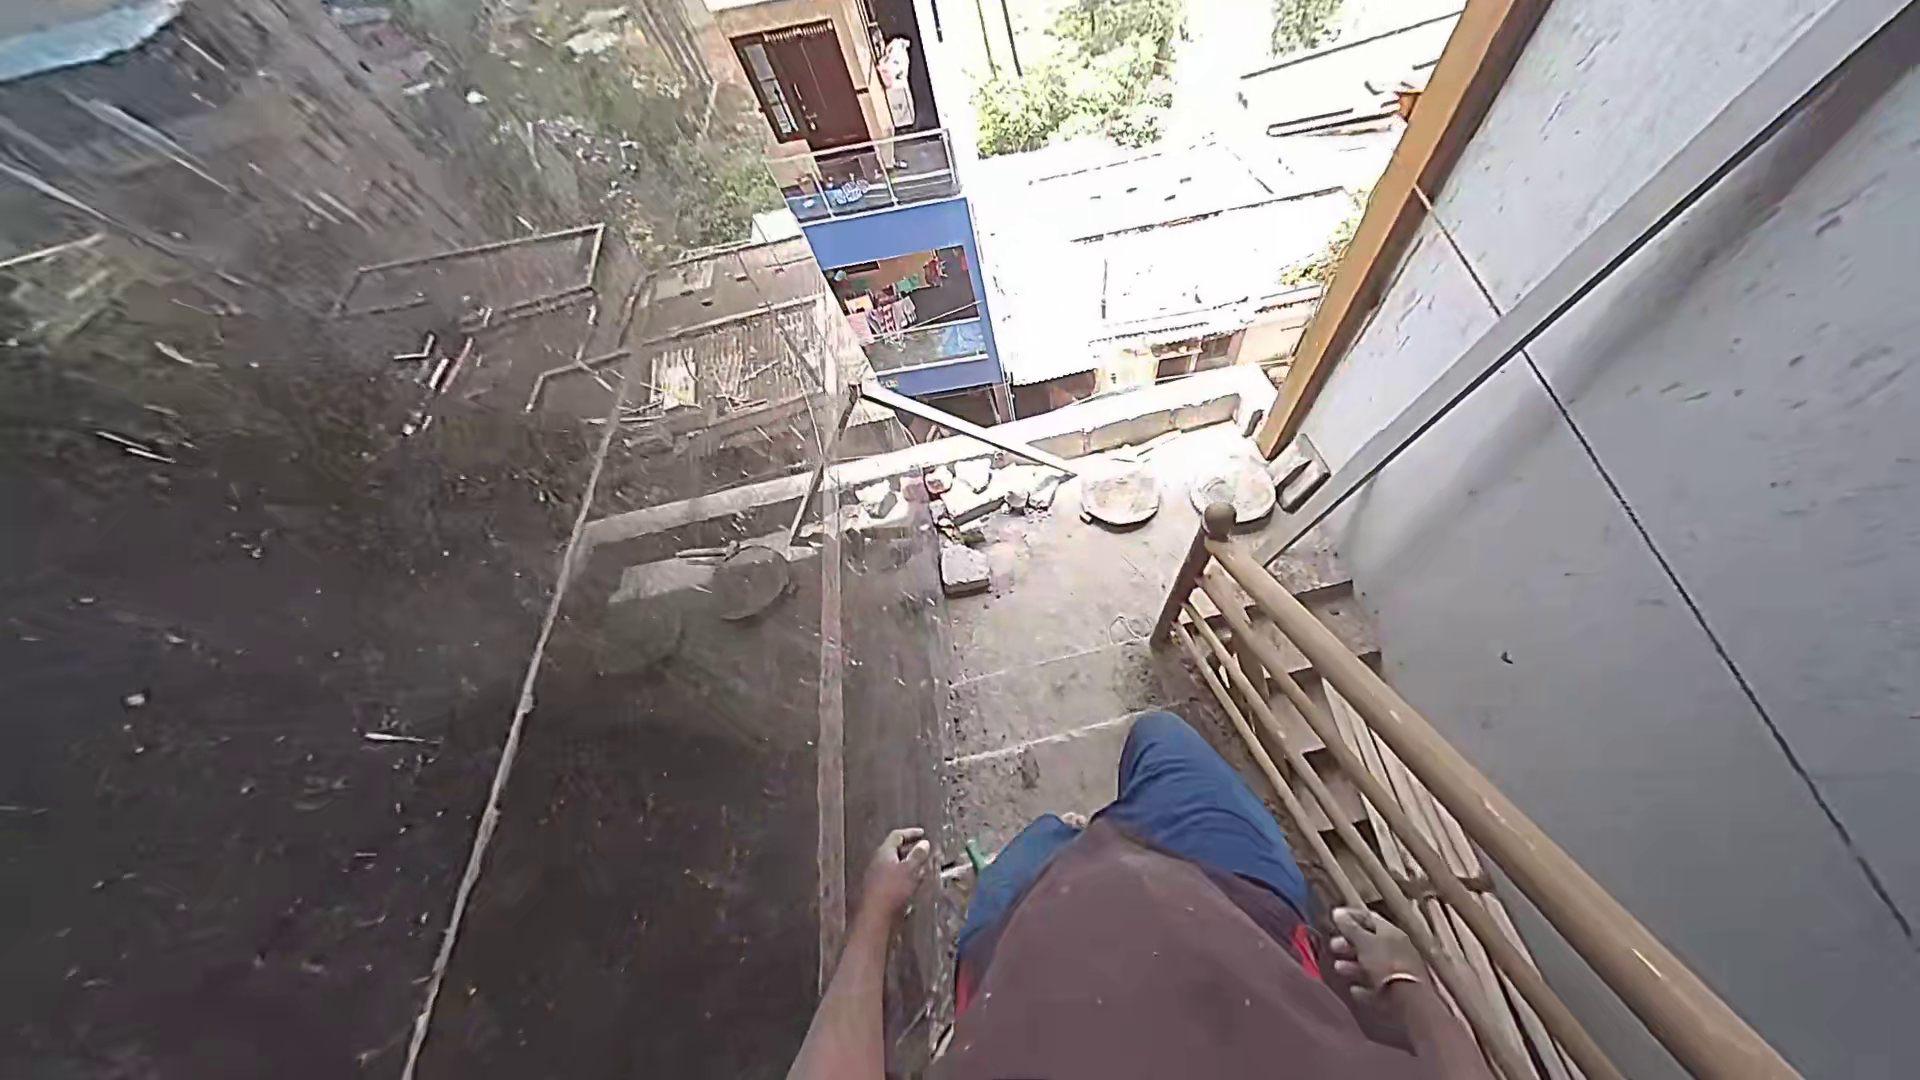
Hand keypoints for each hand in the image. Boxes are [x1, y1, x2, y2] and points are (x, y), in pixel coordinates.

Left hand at [858, 827, 931, 924]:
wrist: (874, 918)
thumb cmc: (893, 890)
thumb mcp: (909, 870)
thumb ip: (918, 855)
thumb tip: (924, 843)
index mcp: (884, 852)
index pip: (897, 836)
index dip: (911, 833)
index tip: (923, 833)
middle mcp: (878, 861)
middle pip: (896, 850)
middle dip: (911, 849)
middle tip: (924, 850)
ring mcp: (877, 877)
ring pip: (895, 865)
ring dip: (909, 864)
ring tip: (923, 866)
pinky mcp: (879, 891)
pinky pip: (894, 877)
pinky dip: (905, 876)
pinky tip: (914, 883)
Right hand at [1330, 907, 1425, 1001]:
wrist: (1409, 1005)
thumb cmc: (1383, 963)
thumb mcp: (1362, 939)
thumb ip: (1348, 925)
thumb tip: (1338, 912)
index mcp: (1391, 932)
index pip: (1367, 916)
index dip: (1349, 916)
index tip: (1333, 919)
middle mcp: (1397, 949)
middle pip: (1368, 941)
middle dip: (1347, 944)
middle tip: (1333, 947)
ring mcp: (1399, 972)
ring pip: (1370, 964)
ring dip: (1352, 965)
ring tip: (1339, 969)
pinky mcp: (1398, 994)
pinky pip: (1376, 985)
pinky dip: (1364, 985)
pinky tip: (1355, 989)